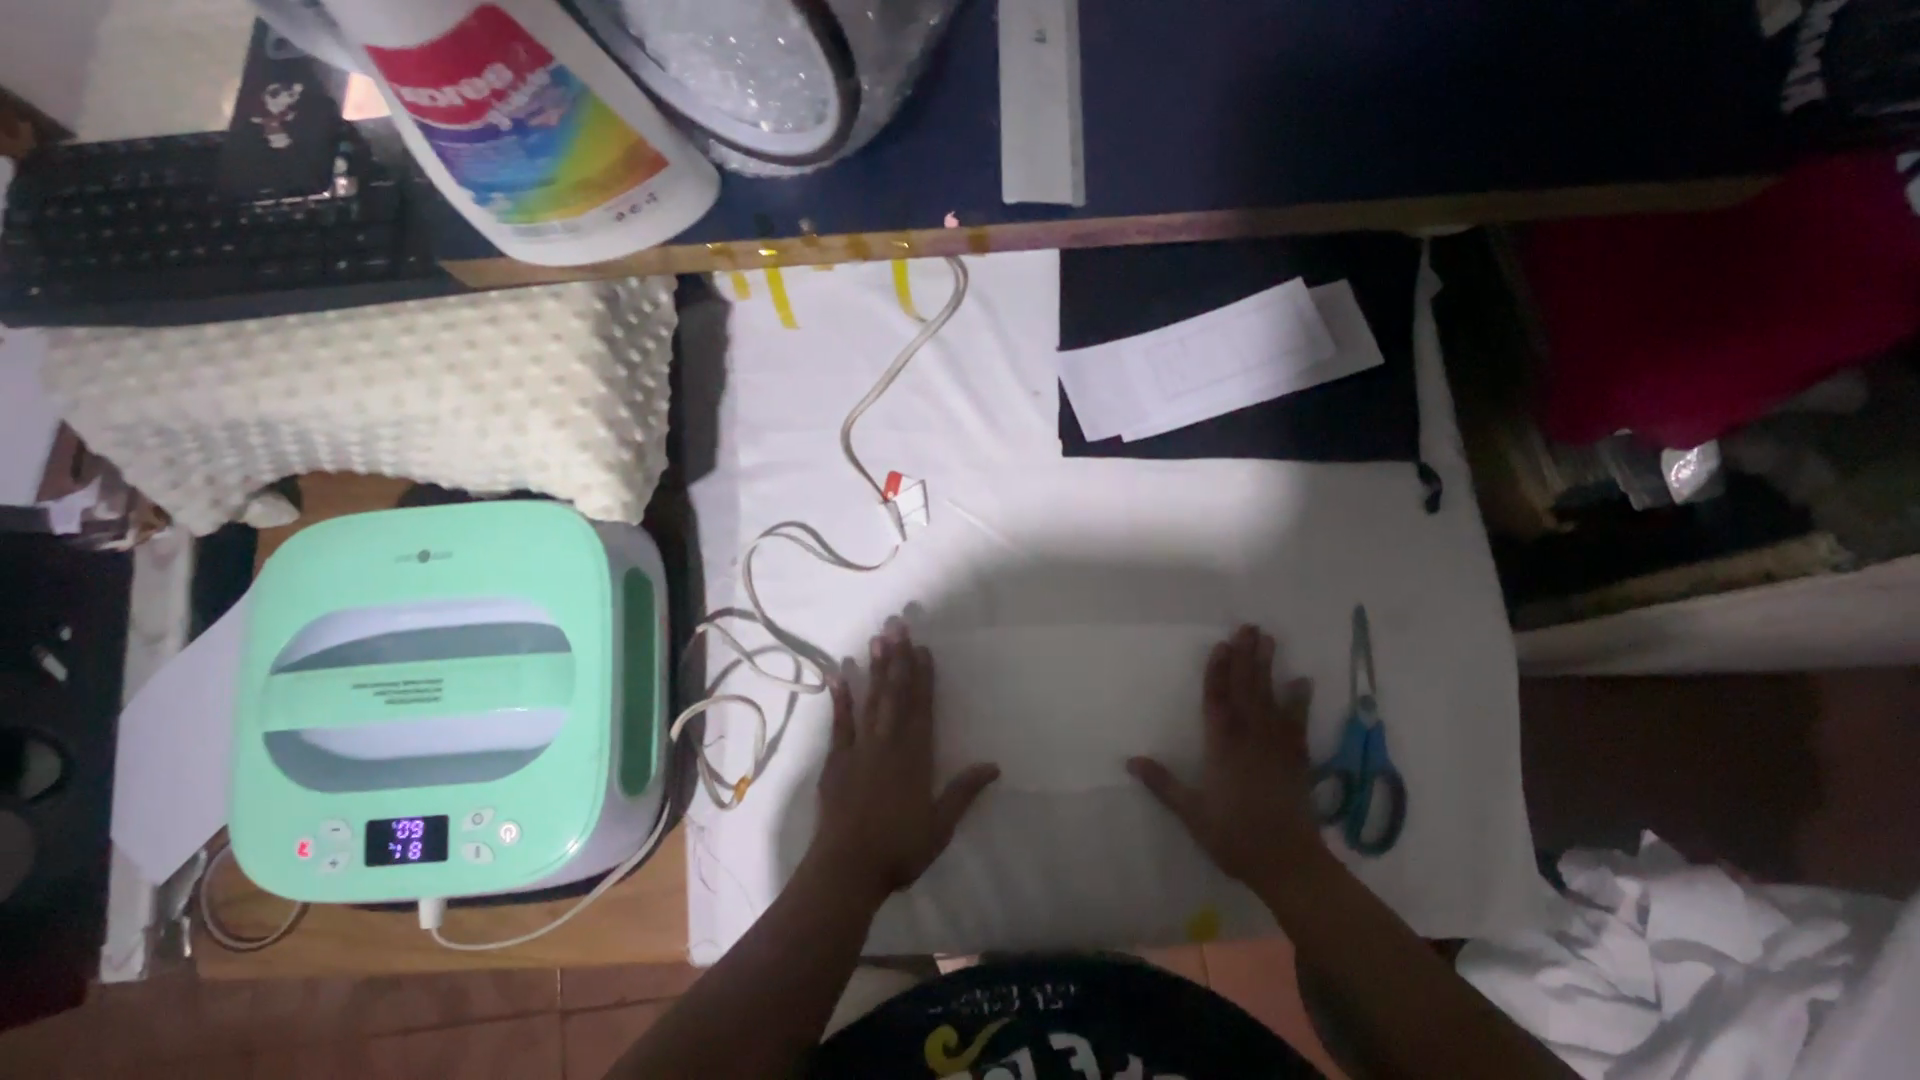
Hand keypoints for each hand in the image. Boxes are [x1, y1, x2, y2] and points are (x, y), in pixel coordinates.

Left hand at [806, 621, 999, 904]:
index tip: (923, 648)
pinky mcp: (835, 762)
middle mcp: (887, 745)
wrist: (846, 869)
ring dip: (874, 669)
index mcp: (915, 757)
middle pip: (895, 695)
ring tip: (876, 639)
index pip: (922, 708)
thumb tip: (993, 765)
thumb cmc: (899, 849)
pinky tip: (839, 675)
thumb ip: (963, 792)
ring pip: (869, 701)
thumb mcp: (940, 825)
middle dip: (897, 659)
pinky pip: (839, 723)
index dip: (923, 677)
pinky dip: (840, 698)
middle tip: (896, 624)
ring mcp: (858, 750)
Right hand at [1128, 625, 1323, 892]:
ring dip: (1269, 668)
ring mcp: (1277, 746)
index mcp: (1222, 747)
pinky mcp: (1298, 759)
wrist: (1287, 861)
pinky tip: (1302, 681)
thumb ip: (1163, 784)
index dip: (1218, 671)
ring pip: (1271, 698)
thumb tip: (1131, 761)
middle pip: (1247, 689)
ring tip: (1270, 640)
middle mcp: (1250, 738)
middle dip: (1246, 657)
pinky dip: (1299, 701)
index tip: (1221, 644)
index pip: (1217, 700)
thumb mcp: (1191, 813)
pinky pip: (1298, 722)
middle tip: (1250, 627)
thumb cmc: (1233, 836)